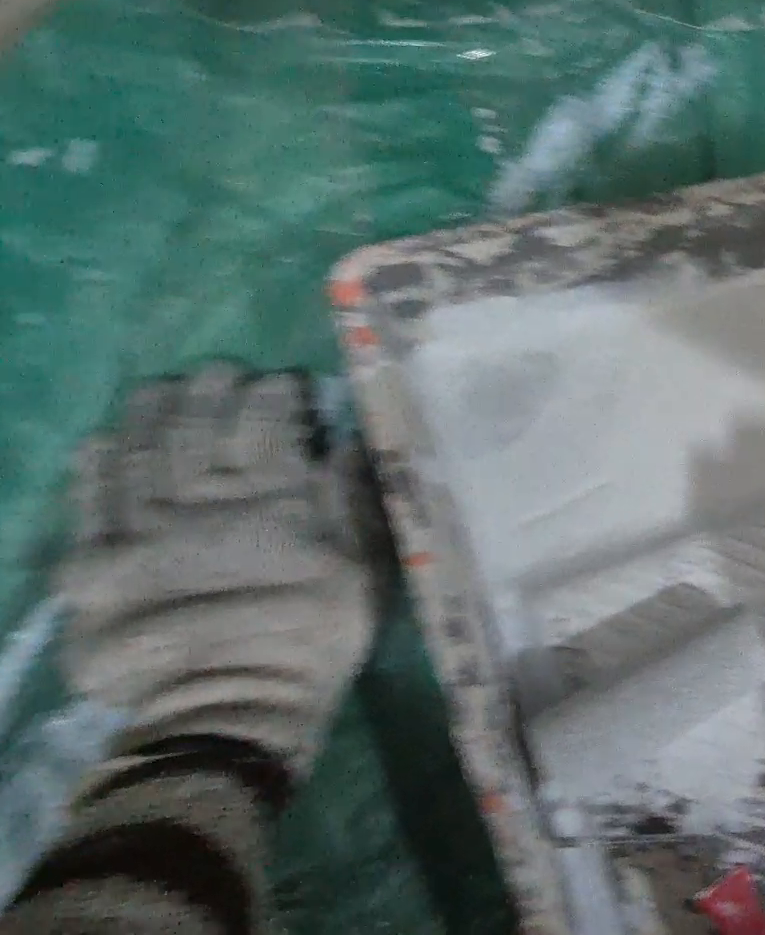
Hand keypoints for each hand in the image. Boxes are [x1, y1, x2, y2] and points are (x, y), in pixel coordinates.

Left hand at [56, 365, 381, 776]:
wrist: (234, 702)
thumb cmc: (318, 629)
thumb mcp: (364, 563)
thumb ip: (352, 500)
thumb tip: (348, 443)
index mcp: (277, 499)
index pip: (272, 425)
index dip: (277, 394)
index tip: (285, 377)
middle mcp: (208, 501)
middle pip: (205, 428)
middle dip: (216, 391)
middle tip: (224, 371)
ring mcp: (146, 528)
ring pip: (145, 450)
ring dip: (155, 413)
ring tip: (165, 387)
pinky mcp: (97, 562)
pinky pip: (91, 500)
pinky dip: (97, 465)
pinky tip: (102, 440)